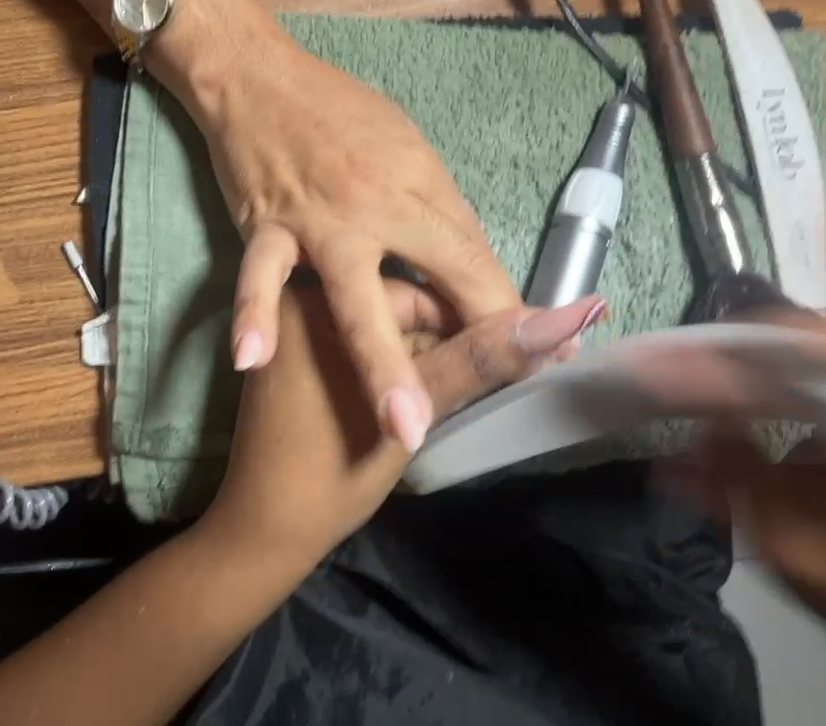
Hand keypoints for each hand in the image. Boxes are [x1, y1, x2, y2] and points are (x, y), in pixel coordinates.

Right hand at [178, 11, 518, 455]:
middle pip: (438, 274)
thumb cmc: (336, 109)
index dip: (509, 307)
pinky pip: (260, 277)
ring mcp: (320, 221)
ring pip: (354, 294)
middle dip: (477, 338)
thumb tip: (457, 258)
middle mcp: (378, 206)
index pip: (473, 253)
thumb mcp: (402, 145)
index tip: (544, 353)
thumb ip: (428, 205)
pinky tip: (251, 360)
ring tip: (402, 428)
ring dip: (380, 361)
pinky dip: (253, 314)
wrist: (259, 78)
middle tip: (524, 394)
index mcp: (418, 182)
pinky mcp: (267, 228)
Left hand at [198, 284, 600, 567]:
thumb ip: (479, 361)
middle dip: (445, 344)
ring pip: (382, 325)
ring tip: (455, 393)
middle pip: (399, 307)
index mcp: (313, 297)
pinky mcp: (297, 354)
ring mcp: (293, 327)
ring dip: (421, 356)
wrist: (262, 530)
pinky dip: (390, 362)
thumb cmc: (332, 473)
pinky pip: (356, 338)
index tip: (518, 358)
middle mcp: (297, 299)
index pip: (416, 295)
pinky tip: (416, 392)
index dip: (472, 327)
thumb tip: (563, 322)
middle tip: (488, 384)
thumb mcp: (412, 413)